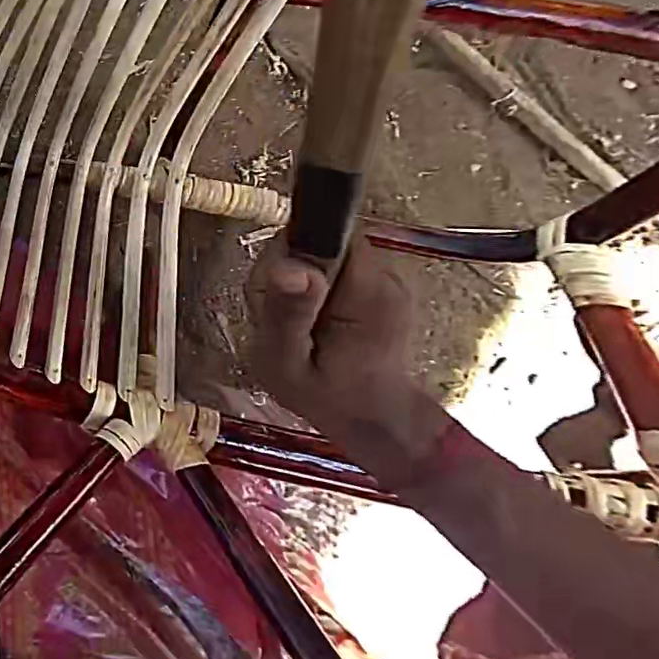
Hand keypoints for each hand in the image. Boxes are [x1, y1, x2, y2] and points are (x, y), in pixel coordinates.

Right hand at [247, 236, 448, 481]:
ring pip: (317, 252)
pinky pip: (327, 265)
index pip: (321, 237)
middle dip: (284, 269)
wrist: (377, 420)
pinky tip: (304, 320)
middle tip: (279, 316)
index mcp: (367, 293)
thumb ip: (286, 312)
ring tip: (291, 323)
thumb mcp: (288, 363)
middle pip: (316, 241)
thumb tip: (288, 265)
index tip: (274, 291)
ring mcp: (383, 277)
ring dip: (291, 281)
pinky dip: (306, 288)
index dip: (287, 255)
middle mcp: (384, 275)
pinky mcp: (375, 282)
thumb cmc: (328, 397)